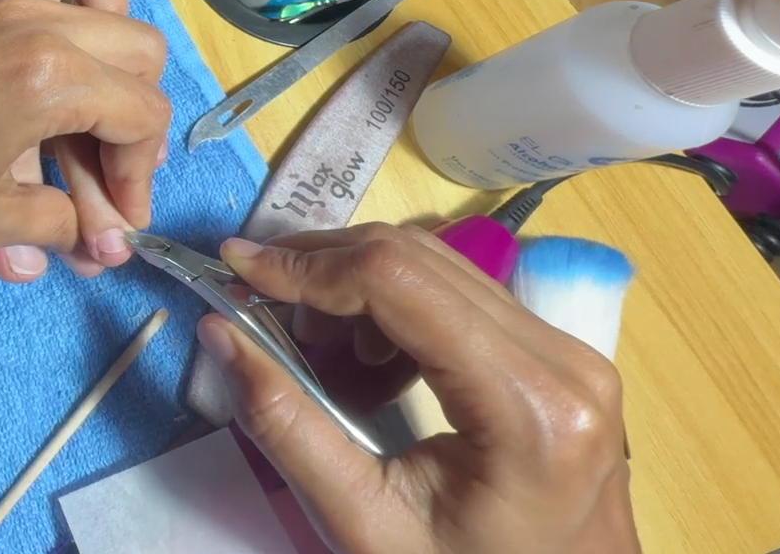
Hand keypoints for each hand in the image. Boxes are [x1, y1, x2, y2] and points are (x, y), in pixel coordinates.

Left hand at [0, 0, 139, 281]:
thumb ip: (59, 225)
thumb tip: (97, 244)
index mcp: (50, 75)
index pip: (142, 112)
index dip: (140, 172)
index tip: (115, 215)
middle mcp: (27, 14)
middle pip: (134, 40)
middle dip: (133, 106)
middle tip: (99, 162)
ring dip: (102, 8)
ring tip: (84, 66)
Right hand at [200, 224, 639, 553]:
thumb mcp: (361, 521)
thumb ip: (283, 423)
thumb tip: (217, 328)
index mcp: (526, 403)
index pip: (395, 280)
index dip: (304, 264)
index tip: (234, 269)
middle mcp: (559, 358)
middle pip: (407, 257)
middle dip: (315, 268)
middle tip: (256, 304)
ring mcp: (561, 349)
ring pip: (423, 260)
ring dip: (344, 283)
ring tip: (310, 344)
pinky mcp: (549, 350)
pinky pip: (445, 286)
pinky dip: (380, 303)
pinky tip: (360, 357)